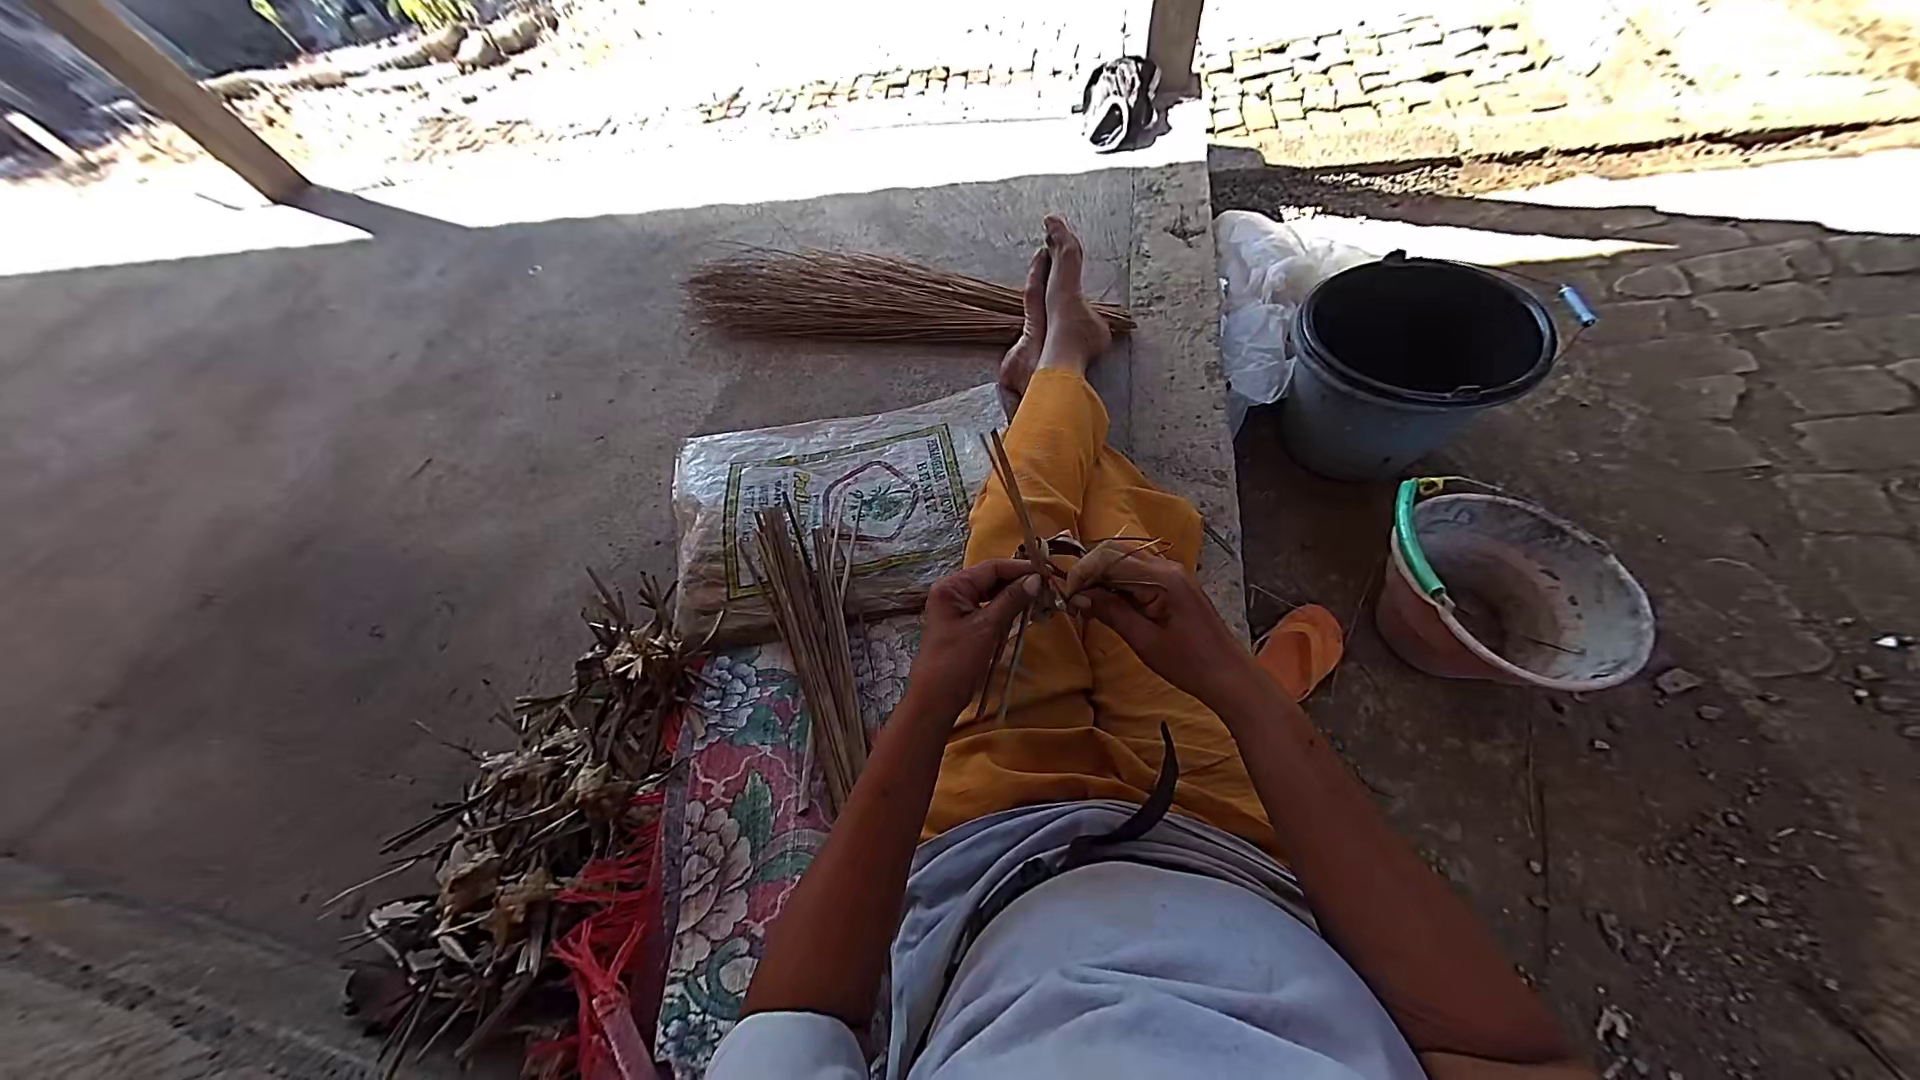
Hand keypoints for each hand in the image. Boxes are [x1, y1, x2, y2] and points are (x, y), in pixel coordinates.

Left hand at [903, 559, 1040, 719]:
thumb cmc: (957, 661)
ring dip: (1014, 596)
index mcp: (952, 586)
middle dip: (1018, 582)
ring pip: (990, 593)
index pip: (991, 567)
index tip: (1047, 573)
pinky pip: (987, 608)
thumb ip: (1011, 600)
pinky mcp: (962, 623)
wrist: (935, 698)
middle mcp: (951, 591)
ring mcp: (955, 607)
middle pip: (991, 578)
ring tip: (1040, 599)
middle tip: (1047, 588)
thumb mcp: (987, 628)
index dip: (1020, 568)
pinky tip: (1022, 612)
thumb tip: (1035, 580)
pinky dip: (1004, 609)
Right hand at [1072, 553, 1259, 710]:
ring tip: (1086, 604)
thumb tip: (1078, 596)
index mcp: (1163, 578)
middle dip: (1089, 572)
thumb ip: (1111, 612)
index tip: (1067, 595)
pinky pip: (1136, 573)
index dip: (1082, 572)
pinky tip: (1107, 605)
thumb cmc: (1189, 664)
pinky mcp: (1172, 584)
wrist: (1229, 676)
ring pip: (1124, 561)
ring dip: (1101, 578)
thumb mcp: (1144, 640)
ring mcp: (1171, 573)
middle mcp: (1167, 567)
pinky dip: (1116, 584)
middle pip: (1115, 553)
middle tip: (1073, 600)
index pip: (1110, 559)